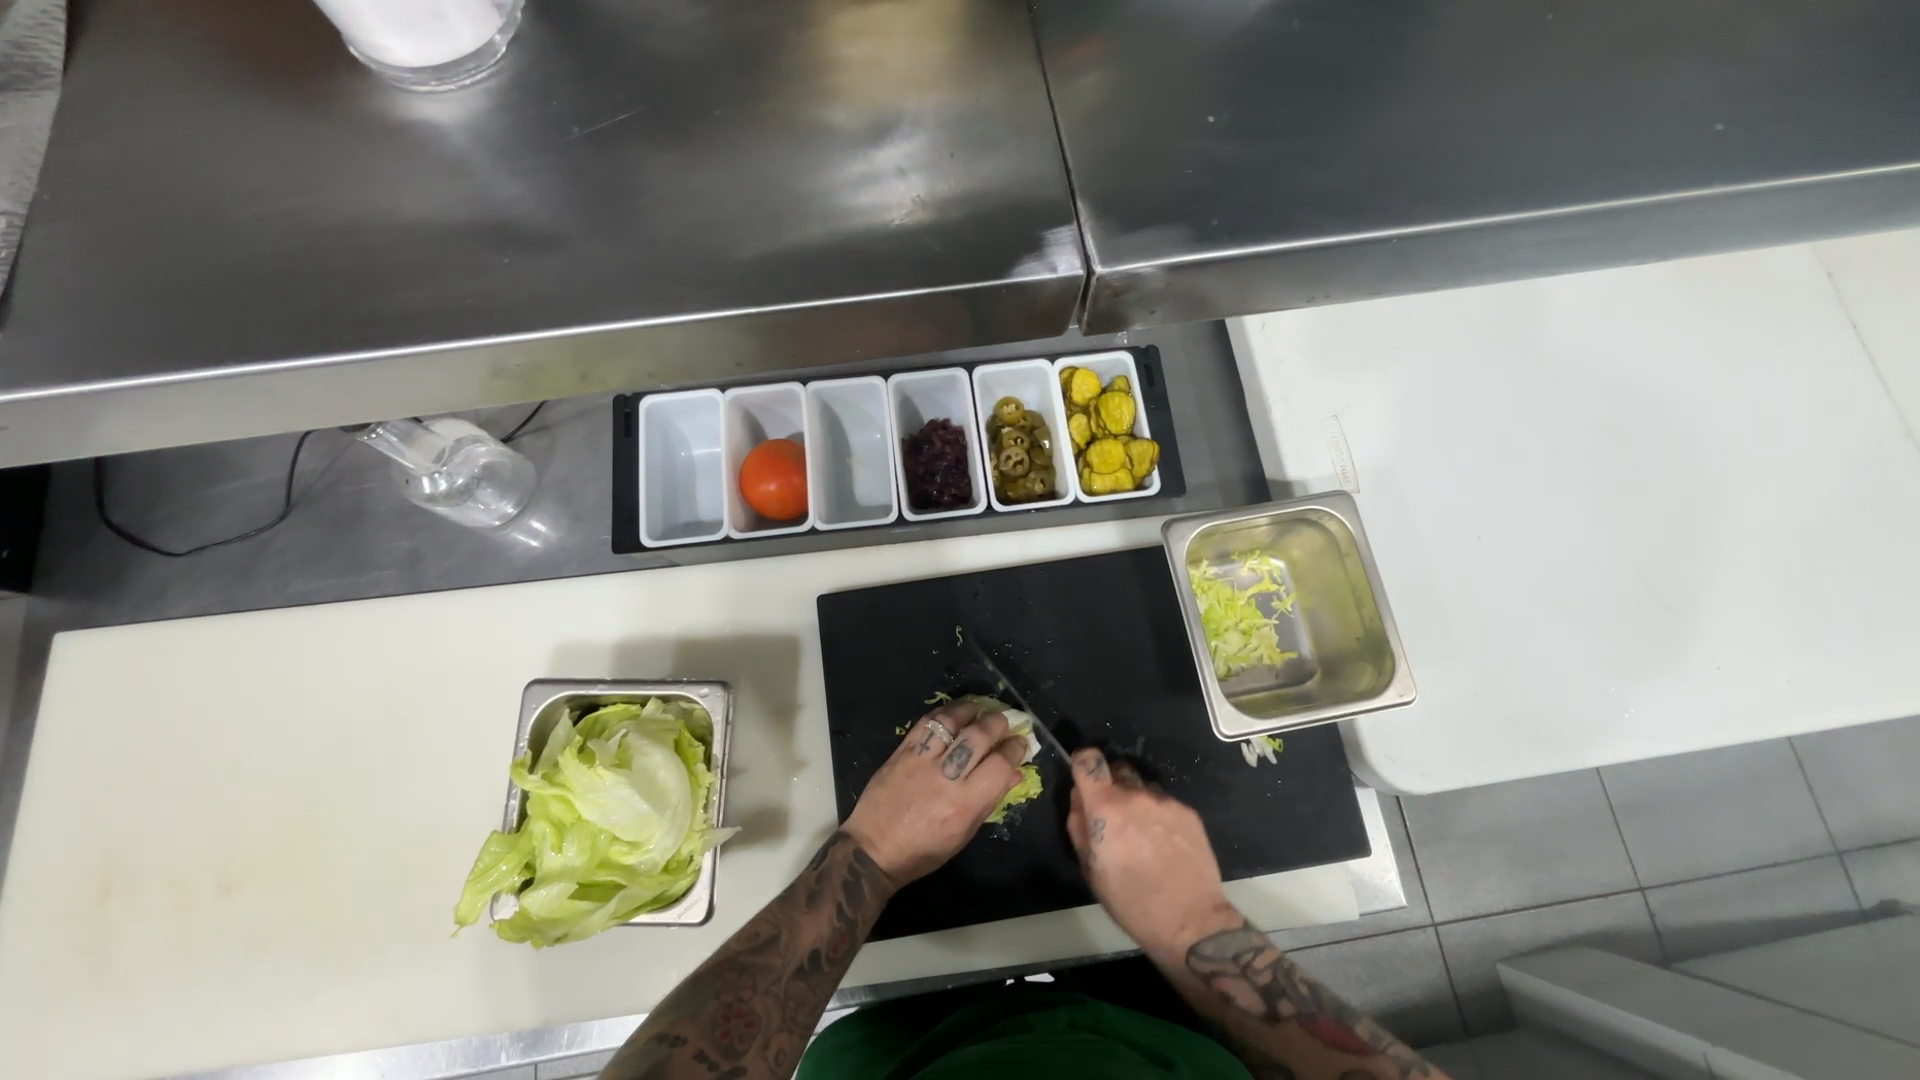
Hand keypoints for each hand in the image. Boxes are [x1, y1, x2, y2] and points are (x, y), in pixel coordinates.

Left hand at [842, 700, 1026, 886]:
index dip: (1015, 749)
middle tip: (1004, 721)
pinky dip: (943, 714)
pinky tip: (953, 714)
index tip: (1020, 742)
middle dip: (998, 723)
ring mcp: (920, 761)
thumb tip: (1015, 773)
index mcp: (964, 804)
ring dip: (971, 710)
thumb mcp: (964, 834)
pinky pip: (925, 724)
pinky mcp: (901, 752)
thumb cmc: (924, 850)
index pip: (1000, 765)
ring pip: (950, 723)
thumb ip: (991, 800)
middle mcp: (945, 778)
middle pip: (978, 736)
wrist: (875, 848)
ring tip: (980, 709)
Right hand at [1067, 747, 1241, 961]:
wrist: (1190, 920)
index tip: (1084, 778)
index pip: (1089, 760)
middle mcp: (1136, 795)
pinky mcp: (1188, 812)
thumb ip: (1079, 826)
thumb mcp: (1090, 869)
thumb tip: (1080, 799)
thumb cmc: (1130, 901)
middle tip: (1113, 815)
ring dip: (1136, 801)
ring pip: (1142, 787)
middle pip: (1118, 769)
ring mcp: (1165, 802)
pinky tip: (1164, 843)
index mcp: (1106, 808)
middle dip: (1111, 786)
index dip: (1083, 763)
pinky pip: (1164, 802)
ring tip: (1142, 834)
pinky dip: (1158, 814)